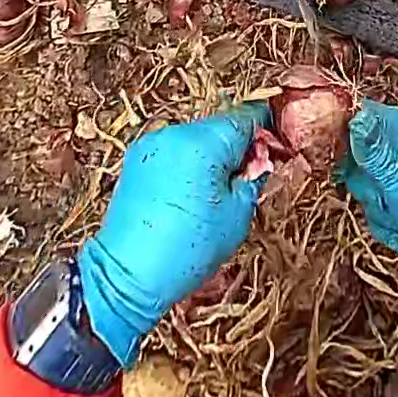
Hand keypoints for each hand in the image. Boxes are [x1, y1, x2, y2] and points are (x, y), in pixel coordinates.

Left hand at [77, 103, 267, 363]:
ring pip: (200, 137)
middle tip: (246, 177)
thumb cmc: (186, 251)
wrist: (124, 280)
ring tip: (215, 190)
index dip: (265, 131)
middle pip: (222, 125)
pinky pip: (178, 148)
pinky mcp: (139, 157)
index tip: (273, 148)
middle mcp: (176, 134)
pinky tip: (191, 192)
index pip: (247, 117)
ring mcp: (154, 143)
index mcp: (204, 143)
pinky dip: (190, 162)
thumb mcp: (238, 213)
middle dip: (238, 146)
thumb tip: (262, 156)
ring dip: (213, 154)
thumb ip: (255, 174)